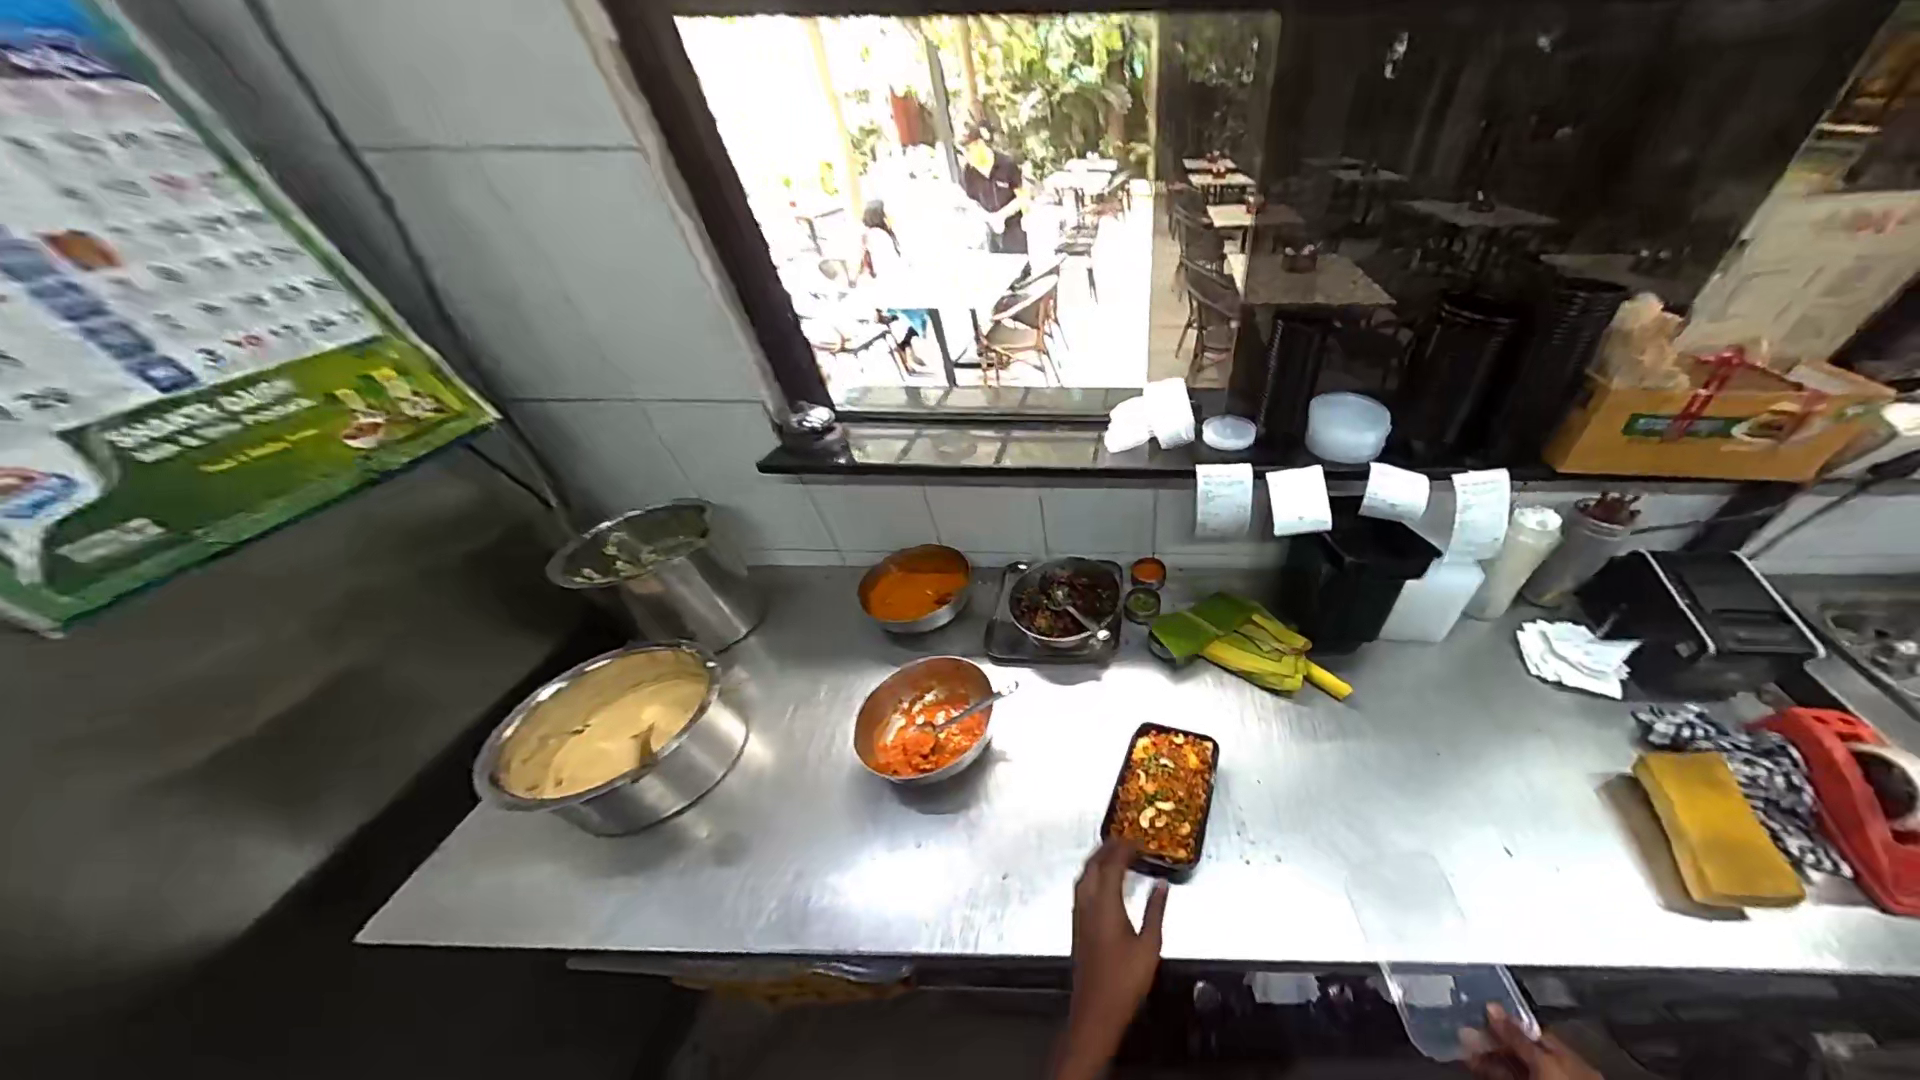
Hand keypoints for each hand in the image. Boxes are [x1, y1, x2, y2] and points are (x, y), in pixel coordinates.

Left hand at [1051, 840, 1167, 1079]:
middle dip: (1108, 848)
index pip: (1111, 864)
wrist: (1096, 1008)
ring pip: (1085, 873)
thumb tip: (1162, 886)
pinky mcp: (1077, 921)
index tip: (1136, 840)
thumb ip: (1155, 911)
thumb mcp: (1150, 945)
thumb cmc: (1125, 980)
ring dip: (1098, 859)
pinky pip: (1082, 885)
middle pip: (1093, 863)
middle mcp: (1087, 901)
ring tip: (1114, 853)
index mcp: (1105, 902)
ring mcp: (1079, 911)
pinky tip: (1103, 879)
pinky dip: (1093, 873)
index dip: (1123, 848)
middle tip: (1125, 840)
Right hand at [1461, 1004, 1599, 1079]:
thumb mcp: (1544, 1063)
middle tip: (1467, 1028)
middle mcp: (1556, 1074)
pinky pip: (1504, 1077)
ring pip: (1509, 1065)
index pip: (1535, 1034)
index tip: (1482, 1013)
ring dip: (1485, 1053)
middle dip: (1492, 1038)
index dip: (1508, 1022)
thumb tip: (1492, 1006)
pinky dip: (1486, 1069)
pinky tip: (1470, 1061)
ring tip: (1462, 1042)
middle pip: (1520, 1050)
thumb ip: (1518, 1037)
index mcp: (1571, 1063)